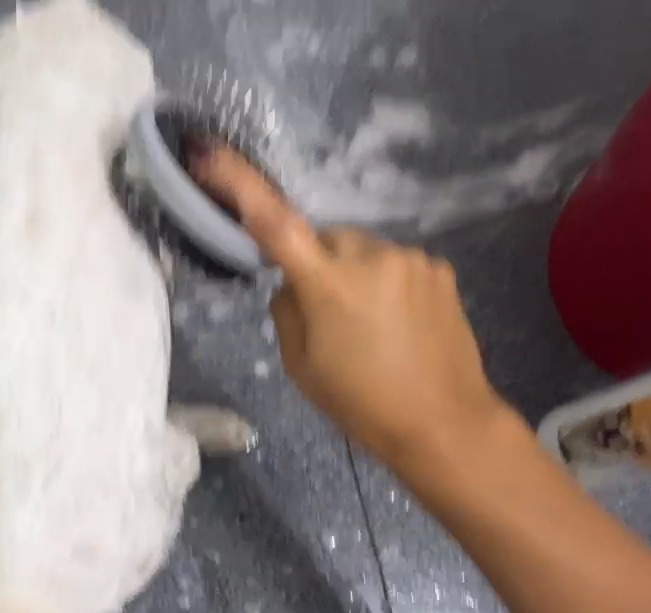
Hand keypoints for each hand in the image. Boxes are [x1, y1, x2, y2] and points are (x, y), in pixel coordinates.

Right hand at [186, 142, 516, 472]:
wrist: (443, 422)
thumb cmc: (359, 404)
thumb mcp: (301, 367)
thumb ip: (286, 313)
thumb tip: (292, 285)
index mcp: (330, 285)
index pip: (275, 224)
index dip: (239, 184)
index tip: (208, 152)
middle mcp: (372, 257)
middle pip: (325, 240)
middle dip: (316, 265)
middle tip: (322, 318)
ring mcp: (412, 259)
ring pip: (361, 254)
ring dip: (352, 278)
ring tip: (365, 333)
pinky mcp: (440, 269)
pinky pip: (393, 266)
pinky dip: (383, 288)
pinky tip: (394, 329)